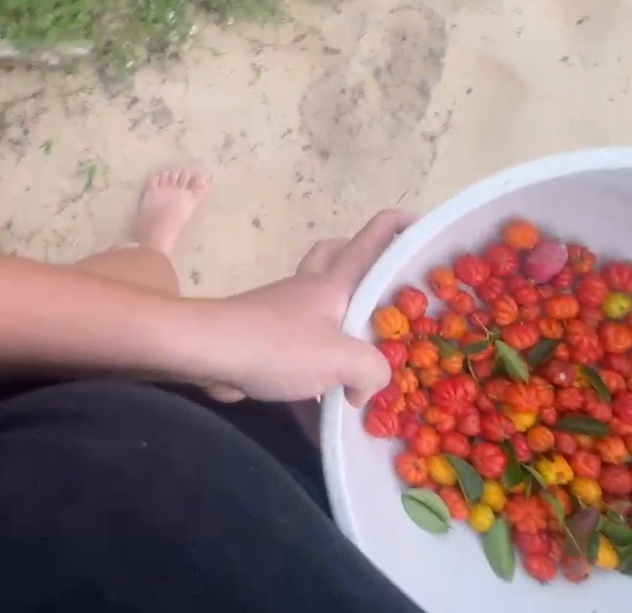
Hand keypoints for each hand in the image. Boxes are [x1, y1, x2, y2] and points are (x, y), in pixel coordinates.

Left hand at [196, 209, 415, 406]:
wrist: (209, 350)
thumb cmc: (277, 344)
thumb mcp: (341, 360)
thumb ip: (373, 371)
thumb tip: (364, 388)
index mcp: (334, 284)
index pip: (371, 242)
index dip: (398, 227)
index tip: (423, 226)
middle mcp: (310, 289)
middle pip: (338, 256)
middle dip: (363, 262)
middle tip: (390, 291)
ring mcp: (285, 310)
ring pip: (321, 303)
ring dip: (345, 322)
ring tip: (371, 357)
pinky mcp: (267, 336)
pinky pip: (302, 344)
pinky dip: (319, 367)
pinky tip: (331, 404)